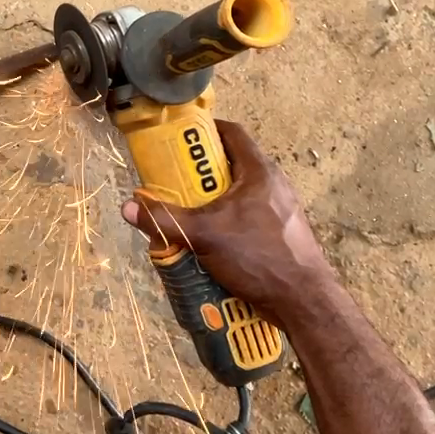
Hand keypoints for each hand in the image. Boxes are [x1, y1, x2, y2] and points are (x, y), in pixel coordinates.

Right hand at [120, 120, 332, 315]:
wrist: (305, 303)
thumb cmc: (258, 256)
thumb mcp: (205, 235)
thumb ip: (166, 221)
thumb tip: (128, 208)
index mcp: (259, 172)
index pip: (232, 133)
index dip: (205, 130)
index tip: (179, 139)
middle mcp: (273, 185)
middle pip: (232, 164)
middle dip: (201, 172)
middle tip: (175, 180)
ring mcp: (281, 210)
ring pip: (240, 193)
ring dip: (214, 199)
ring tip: (189, 212)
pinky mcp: (282, 233)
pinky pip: (249, 215)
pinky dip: (228, 220)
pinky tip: (211, 240)